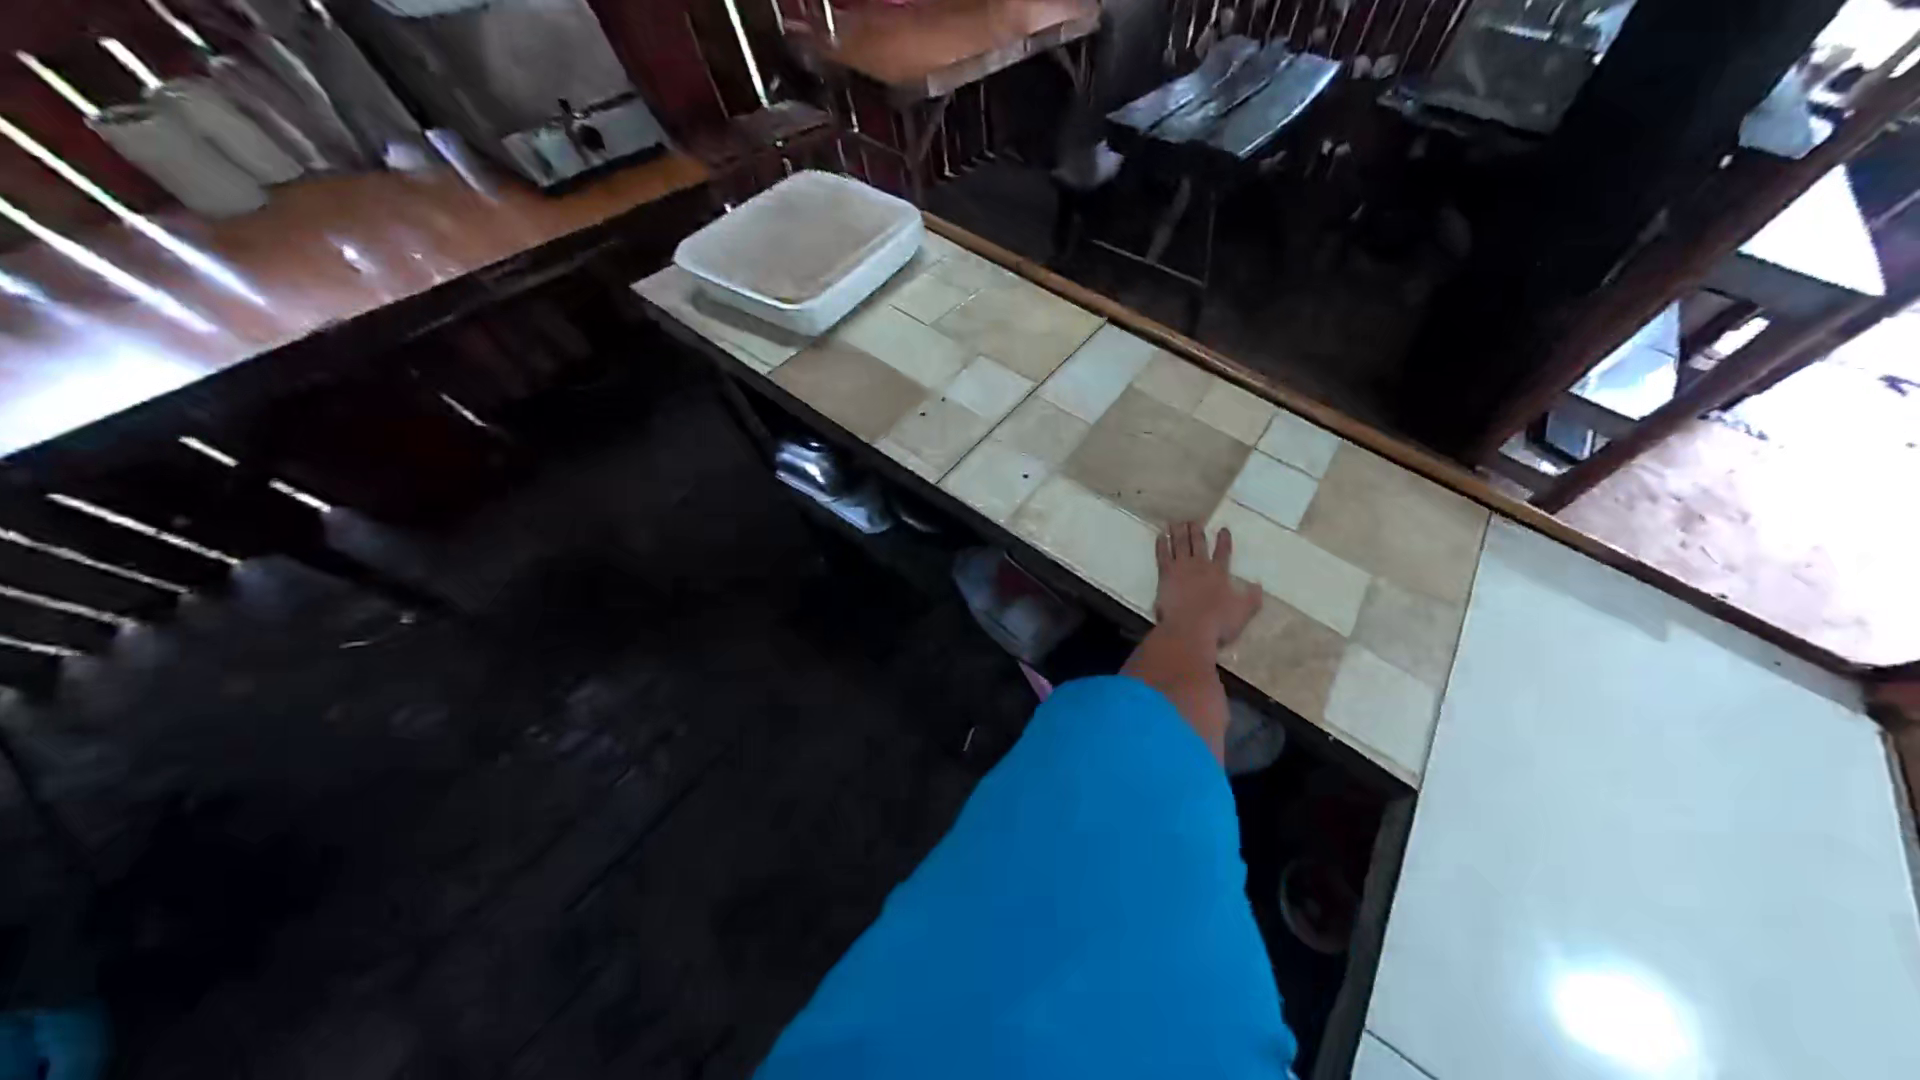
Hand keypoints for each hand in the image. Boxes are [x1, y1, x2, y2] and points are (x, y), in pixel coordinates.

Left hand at [1152, 521, 1261, 649]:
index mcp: (1219, 573)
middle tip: (1193, 520)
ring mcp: (1181, 568)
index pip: (1223, 552)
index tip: (1223, 529)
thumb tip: (1258, 584)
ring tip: (1176, 522)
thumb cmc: (1218, 623)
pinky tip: (1161, 535)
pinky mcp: (1165, 575)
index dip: (1224, 540)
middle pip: (1198, 543)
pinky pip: (1162, 554)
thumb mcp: (1244, 611)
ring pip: (1180, 544)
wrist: (1189, 629)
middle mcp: (1200, 566)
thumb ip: (1252, 597)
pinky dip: (1162, 543)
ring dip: (1178, 532)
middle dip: (1197, 530)